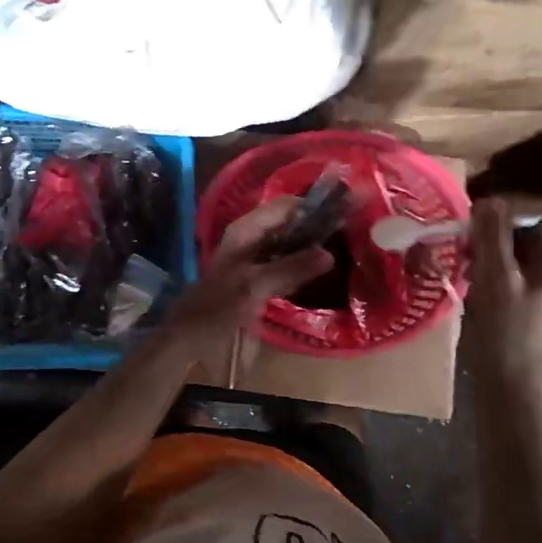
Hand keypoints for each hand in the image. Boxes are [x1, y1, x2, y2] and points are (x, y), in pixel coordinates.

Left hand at [167, 198, 334, 341]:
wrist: (190, 336)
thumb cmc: (217, 308)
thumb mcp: (254, 287)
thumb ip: (290, 268)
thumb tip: (329, 253)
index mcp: (246, 230)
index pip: (285, 206)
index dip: (313, 206)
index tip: (345, 213)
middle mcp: (251, 237)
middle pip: (290, 222)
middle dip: (317, 225)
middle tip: (351, 231)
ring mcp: (255, 257)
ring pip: (290, 242)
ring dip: (313, 244)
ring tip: (346, 246)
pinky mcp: (259, 277)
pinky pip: (287, 262)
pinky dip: (304, 263)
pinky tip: (324, 270)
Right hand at [465, 195, 541, 389]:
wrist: (508, 372)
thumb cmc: (505, 325)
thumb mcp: (495, 276)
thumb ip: (493, 235)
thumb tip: (488, 201)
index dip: (510, 205)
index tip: (476, 216)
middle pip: (532, 223)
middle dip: (497, 224)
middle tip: (466, 233)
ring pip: (522, 240)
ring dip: (491, 240)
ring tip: (464, 250)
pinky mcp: (538, 287)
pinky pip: (517, 259)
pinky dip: (494, 256)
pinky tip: (472, 267)